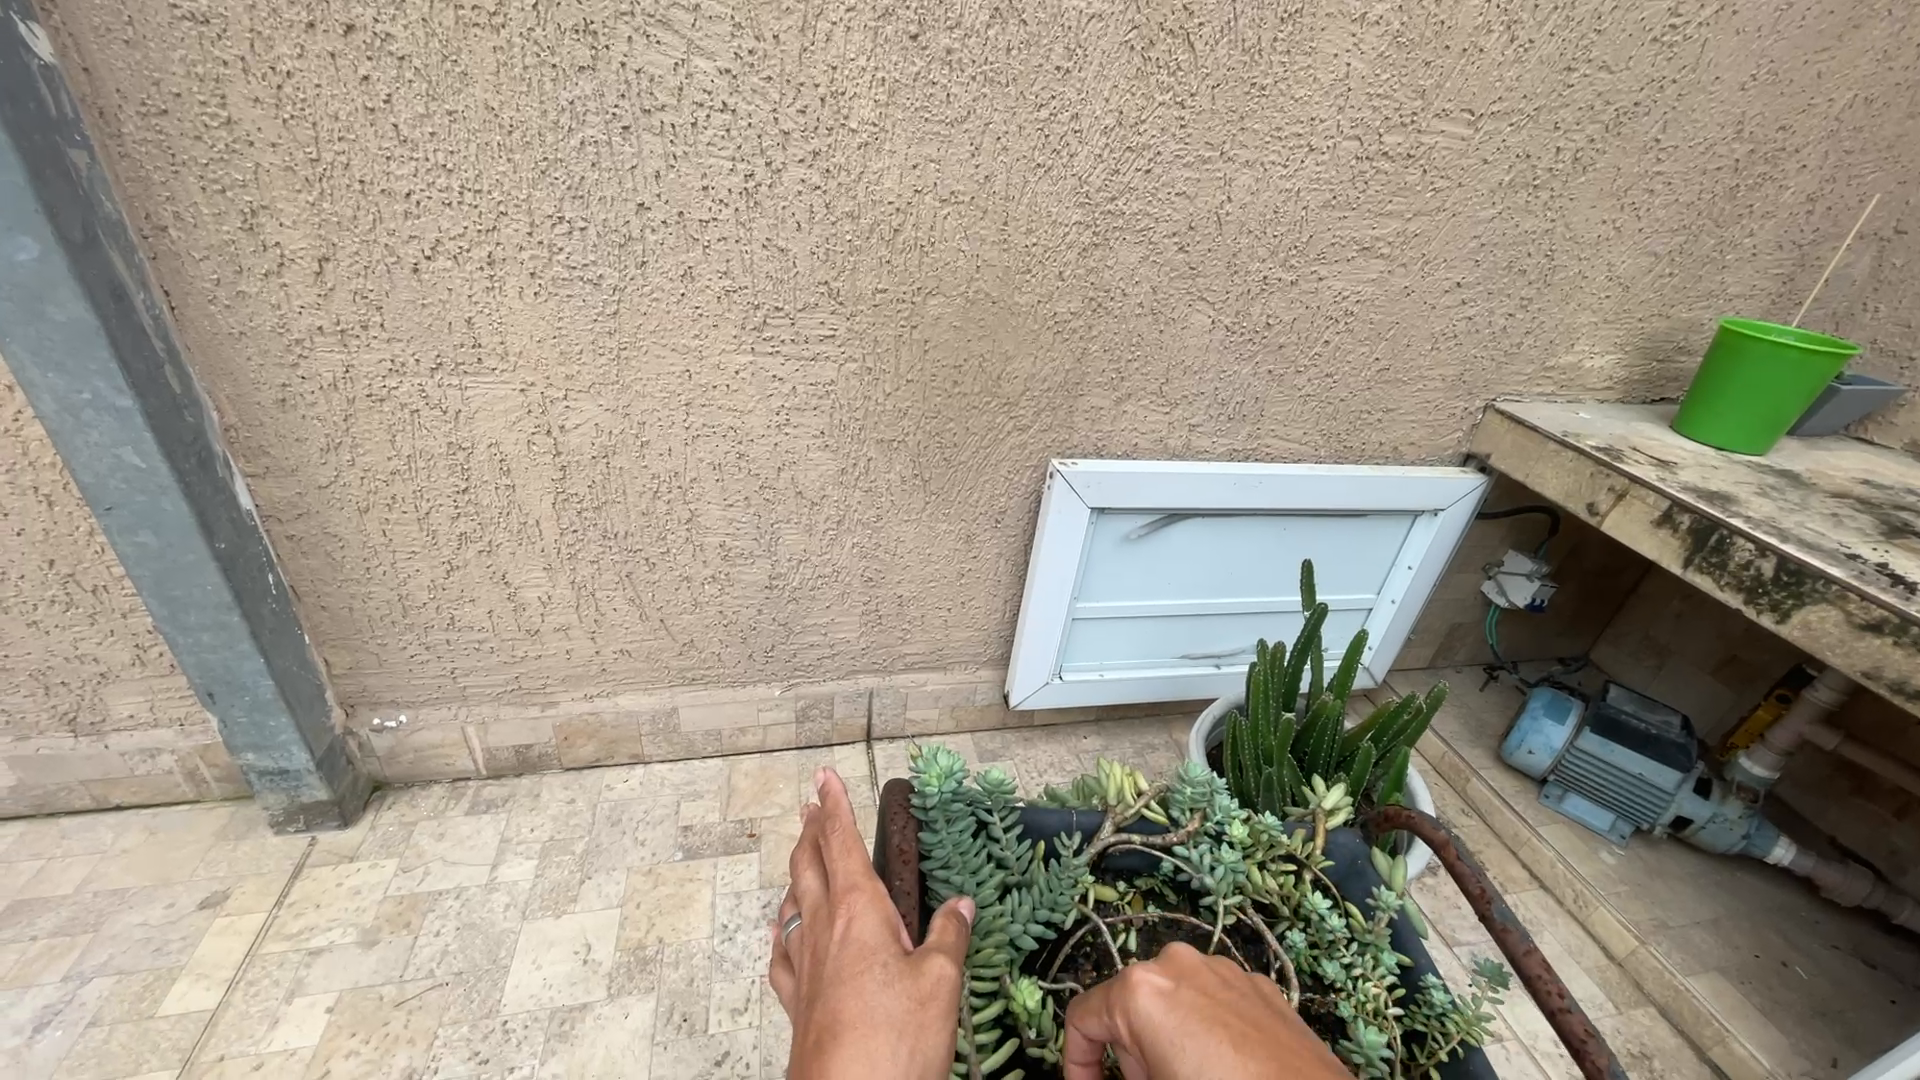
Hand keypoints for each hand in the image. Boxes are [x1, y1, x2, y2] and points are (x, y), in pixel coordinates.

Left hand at [769, 767, 976, 1079]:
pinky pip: (783, 951)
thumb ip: (949, 936)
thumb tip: (961, 906)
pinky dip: (784, 929)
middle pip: (809, 863)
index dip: (834, 805)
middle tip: (811, 803)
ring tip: (802, 856)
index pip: (841, 841)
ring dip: (797, 870)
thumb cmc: (895, 1040)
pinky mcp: (798, 1001)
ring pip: (793, 900)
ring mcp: (805, 965)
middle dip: (811, 829)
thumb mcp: (940, 982)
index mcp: (858, 911)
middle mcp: (824, 928)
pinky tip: (784, 931)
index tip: (824, 776)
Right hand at [1063, 941, 1349, 1079]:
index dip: (1077, 1064)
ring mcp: (1221, 968)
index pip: (1082, 1017)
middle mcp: (1175, 963)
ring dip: (1169, 1039)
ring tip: (1194, 1078)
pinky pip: (1212, 1001)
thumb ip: (1123, 1076)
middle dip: (1131, 1054)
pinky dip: (1207, 1031)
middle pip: (1128, 1007)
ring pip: (1172, 1000)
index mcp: (1141, 990)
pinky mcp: (1259, 985)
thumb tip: (1125, 1074)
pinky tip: (1231, 1069)